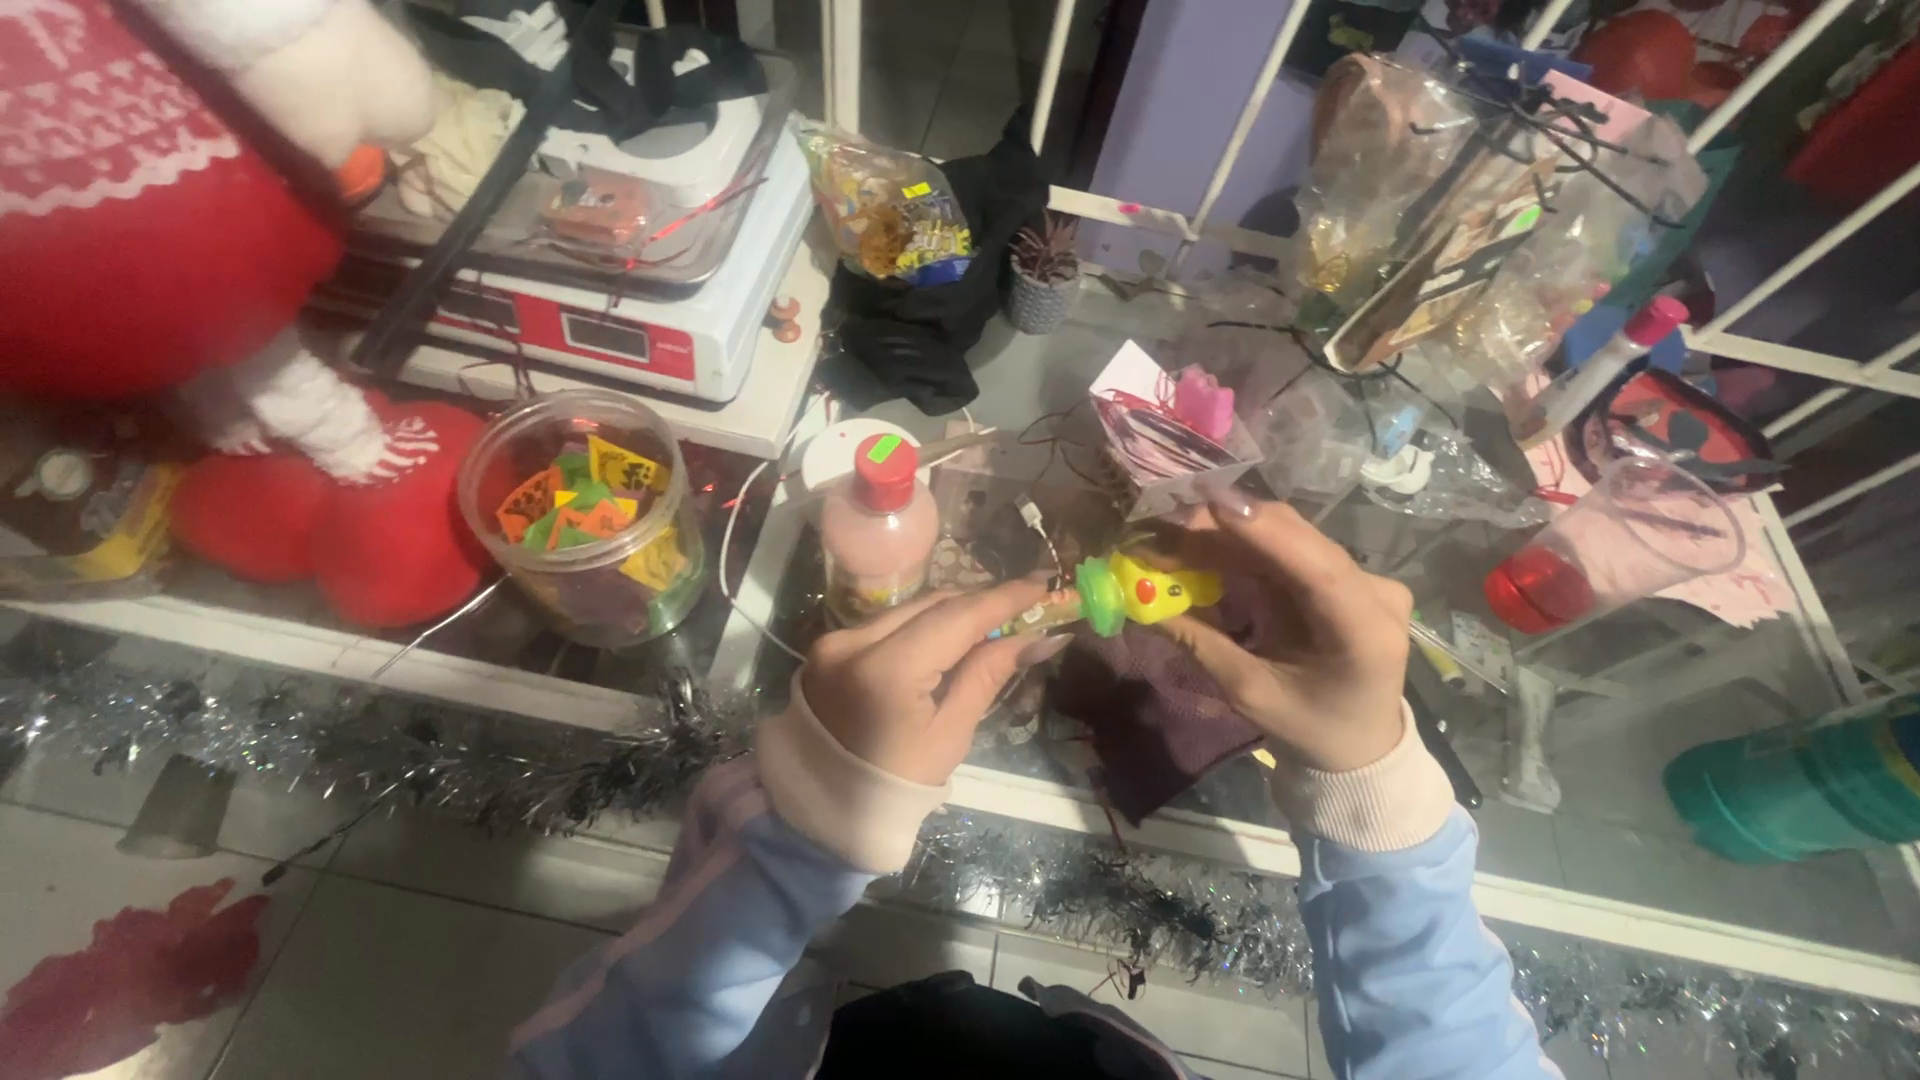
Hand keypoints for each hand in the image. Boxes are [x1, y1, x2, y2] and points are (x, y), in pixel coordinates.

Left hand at [802, 578, 1069, 785]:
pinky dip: (923, 624)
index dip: (1003, 598)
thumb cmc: (895, 784)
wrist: (823, 807)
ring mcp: (835, 640)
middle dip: (981, 602)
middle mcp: (853, 641)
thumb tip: (1038, 638)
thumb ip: (987, 675)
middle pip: (932, 605)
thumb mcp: (950, 735)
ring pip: (909, 608)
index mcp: (885, 671)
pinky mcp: (828, 645)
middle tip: (1024, 605)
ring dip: (953, 611)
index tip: (1041, 583)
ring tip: (993, 620)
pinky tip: (950, 636)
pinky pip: (887, 622)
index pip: (956, 618)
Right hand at [1149, 496, 1412, 773]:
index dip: (1268, 532)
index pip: (1320, 570)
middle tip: (1164, 525)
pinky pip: (1285, 551)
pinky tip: (1198, 545)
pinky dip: (1239, 549)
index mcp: (1366, 633)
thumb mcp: (1250, 694)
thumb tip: (1142, 603)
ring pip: (1287, 539)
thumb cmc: (1310, 729)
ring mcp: (1362, 580)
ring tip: (1169, 536)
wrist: (1358, 746)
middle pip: (1299, 541)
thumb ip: (1200, 643)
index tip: (1214, 504)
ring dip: (1226, 535)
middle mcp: (1374, 593)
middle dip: (1227, 528)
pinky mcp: (1341, 577)